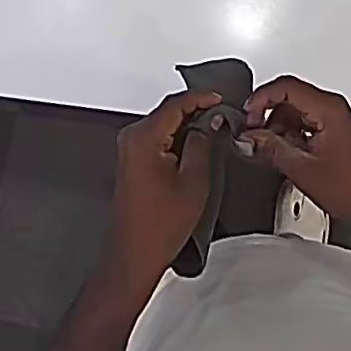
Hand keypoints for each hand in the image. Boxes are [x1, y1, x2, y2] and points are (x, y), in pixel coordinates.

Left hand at [106, 90, 220, 284]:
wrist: (135, 252)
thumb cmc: (159, 225)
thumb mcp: (194, 181)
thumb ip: (203, 144)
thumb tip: (210, 122)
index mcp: (144, 138)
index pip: (174, 104)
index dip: (200, 98)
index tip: (218, 98)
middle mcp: (132, 137)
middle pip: (167, 111)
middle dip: (195, 110)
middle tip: (220, 114)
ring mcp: (129, 147)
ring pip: (163, 123)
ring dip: (186, 124)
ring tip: (212, 130)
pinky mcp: (132, 157)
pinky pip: (157, 136)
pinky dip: (176, 136)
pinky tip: (194, 145)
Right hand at [243, 75, 350, 240]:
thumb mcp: (304, 170)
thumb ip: (271, 149)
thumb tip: (247, 138)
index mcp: (328, 109)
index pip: (285, 86)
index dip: (260, 98)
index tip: (247, 116)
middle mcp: (331, 108)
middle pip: (287, 96)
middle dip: (266, 115)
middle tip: (253, 134)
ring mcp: (332, 118)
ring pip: (293, 109)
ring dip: (277, 127)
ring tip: (271, 150)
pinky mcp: (332, 130)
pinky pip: (302, 121)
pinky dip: (289, 134)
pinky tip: (286, 153)